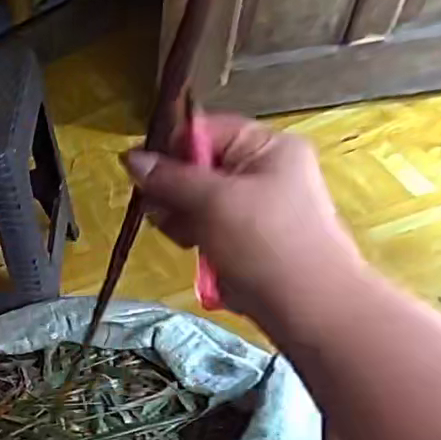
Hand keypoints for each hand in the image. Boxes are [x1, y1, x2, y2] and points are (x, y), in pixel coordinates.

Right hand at [124, 112, 367, 321]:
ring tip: (188, 241)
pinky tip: (197, 254)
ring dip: (184, 220)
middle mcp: (264, 173)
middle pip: (199, 169)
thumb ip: (170, 179)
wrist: (309, 308)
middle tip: (163, 215)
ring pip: (200, 204)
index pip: (206, 131)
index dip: (171, 149)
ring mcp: (258, 210)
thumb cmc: (266, 245)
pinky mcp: (250, 242)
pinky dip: (199, 240)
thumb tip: (131, 159)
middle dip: (175, 191)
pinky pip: (211, 230)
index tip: (143, 175)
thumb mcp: (213, 203)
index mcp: (267, 147)